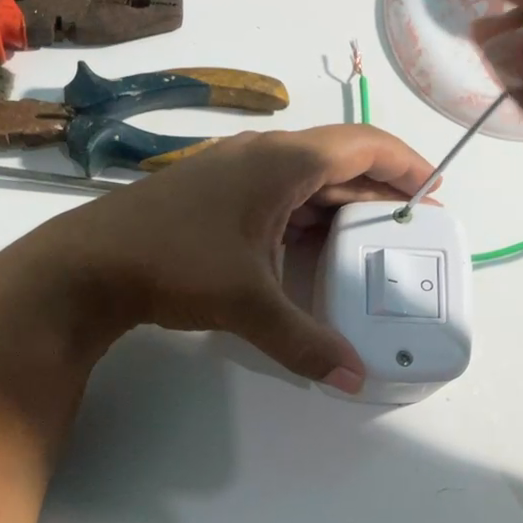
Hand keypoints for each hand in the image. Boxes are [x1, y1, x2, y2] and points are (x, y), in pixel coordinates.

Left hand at [0, 126, 433, 393]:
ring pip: (300, 179)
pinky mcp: (206, 195)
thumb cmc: (174, 265)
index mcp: (281, 162)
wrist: (88, 264)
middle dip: (376, 189)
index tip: (435, 190)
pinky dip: (300, 216)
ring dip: (336, 203)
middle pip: (335, 160)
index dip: (405, 163)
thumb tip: (352, 378)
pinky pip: (272, 195)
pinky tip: (304, 247)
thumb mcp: (247, 304)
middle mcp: (258, 155)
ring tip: (366, 238)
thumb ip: (304, 341)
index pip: (362, 144)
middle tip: (408, 224)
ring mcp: (228, 172)